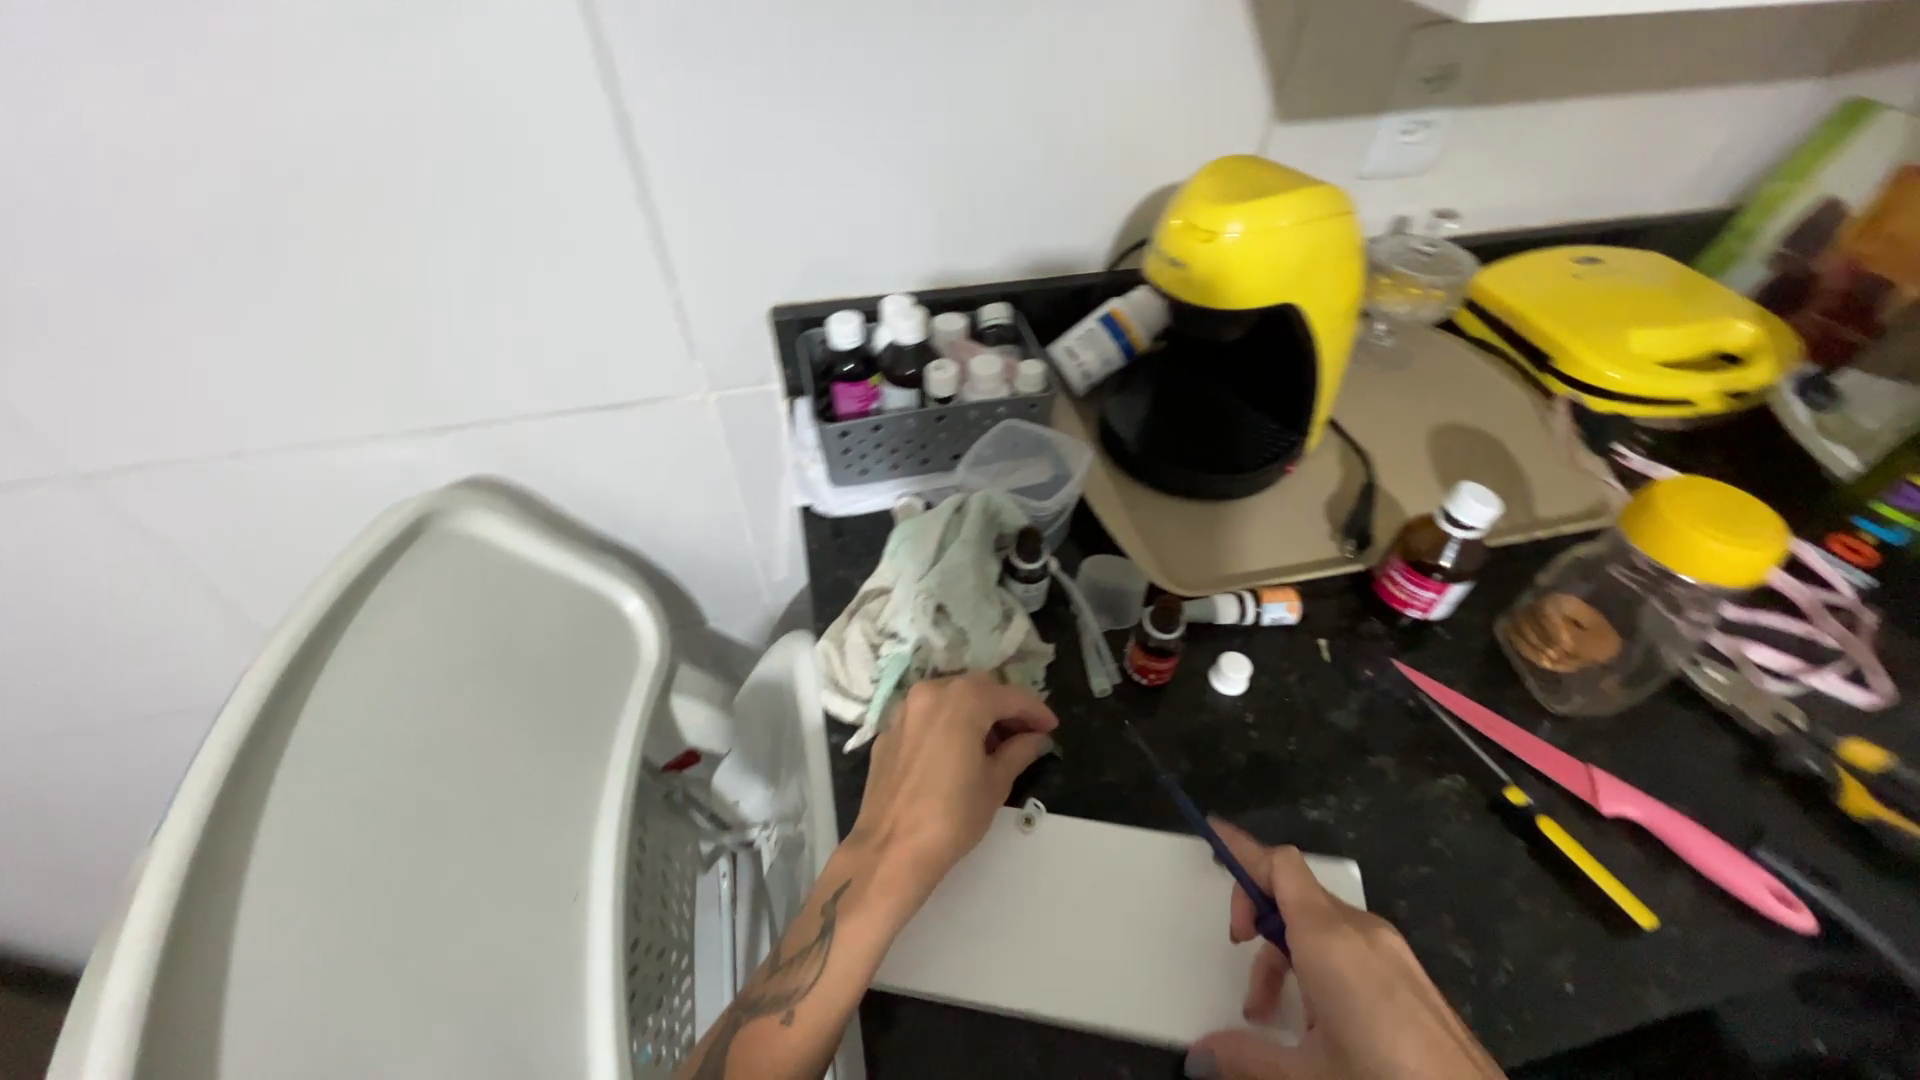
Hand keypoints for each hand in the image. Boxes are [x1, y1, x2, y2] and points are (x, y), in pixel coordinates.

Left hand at [847, 673, 1058, 906]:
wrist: (891, 850)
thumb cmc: (952, 816)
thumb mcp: (996, 783)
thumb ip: (1019, 751)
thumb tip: (1035, 739)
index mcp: (962, 701)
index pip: (1010, 696)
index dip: (1035, 710)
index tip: (1051, 727)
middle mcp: (930, 694)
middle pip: (977, 688)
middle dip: (1003, 707)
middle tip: (1024, 735)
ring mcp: (903, 712)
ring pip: (948, 698)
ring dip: (974, 712)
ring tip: (992, 745)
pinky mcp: (887, 734)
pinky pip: (925, 717)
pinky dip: (946, 724)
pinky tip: (956, 752)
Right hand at [1186, 821, 1503, 1079]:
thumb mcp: (1305, 1077)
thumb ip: (1244, 1055)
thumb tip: (1197, 1054)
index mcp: (1329, 940)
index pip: (1279, 865)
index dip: (1242, 849)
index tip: (1212, 837)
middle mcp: (1361, 931)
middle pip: (1294, 896)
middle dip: (1258, 924)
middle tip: (1245, 979)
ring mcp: (1392, 951)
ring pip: (1322, 926)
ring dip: (1288, 956)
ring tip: (1275, 1017)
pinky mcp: (1412, 976)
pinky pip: (1351, 948)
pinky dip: (1320, 966)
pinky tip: (1322, 1025)